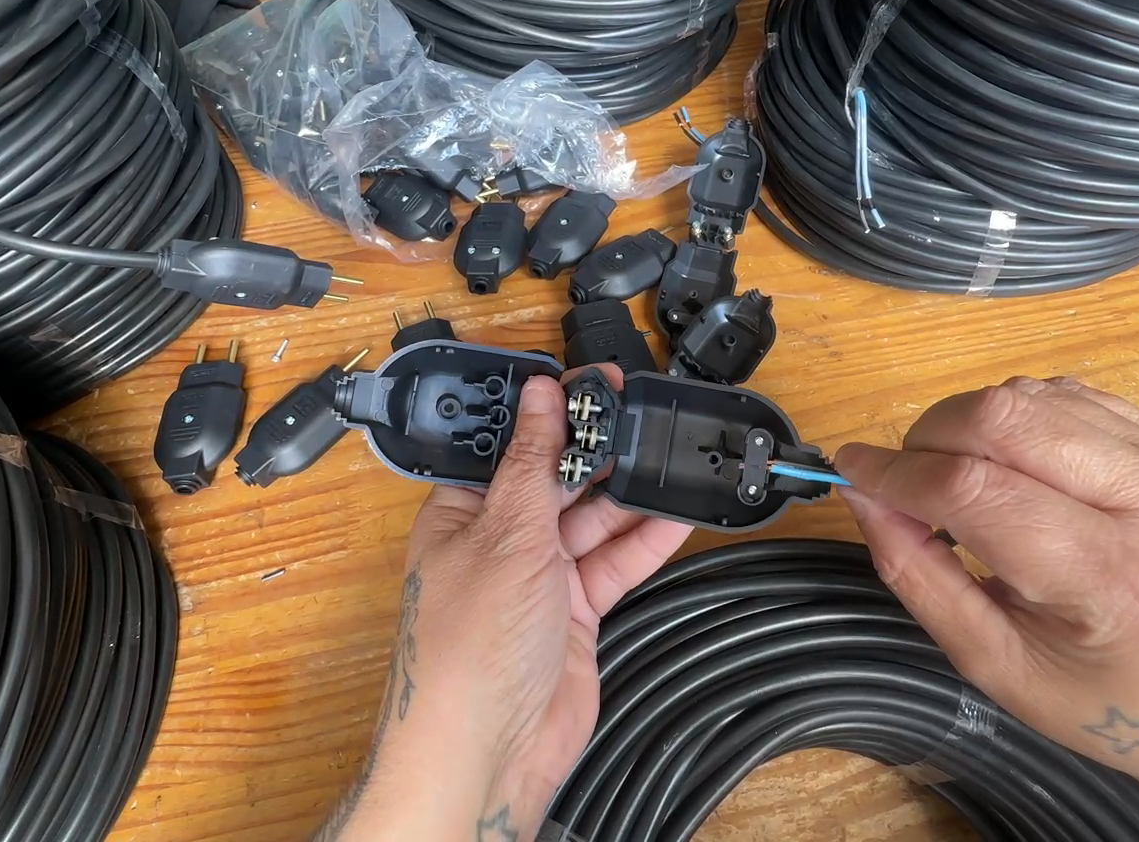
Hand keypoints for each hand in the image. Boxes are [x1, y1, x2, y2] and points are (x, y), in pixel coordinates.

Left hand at [321, 367, 692, 841]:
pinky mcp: (576, 608)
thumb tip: (538, 395)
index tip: (584, 383)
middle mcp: (501, 539)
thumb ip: (532, 462)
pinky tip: (674, 514)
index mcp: (465, 512)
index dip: (546, 410)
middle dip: (594, 448)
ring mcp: (541, 574)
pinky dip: (644, 540)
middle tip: (634, 412)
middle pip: (556, 477)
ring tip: (662, 454)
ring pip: (592, 518)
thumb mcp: (507, 535)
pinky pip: (615, 561)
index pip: (509, 444)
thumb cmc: (468, 648)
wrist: (489, 756)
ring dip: (626, 492)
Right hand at [836, 376, 1138, 773]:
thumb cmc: (1101, 696)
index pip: (977, 490)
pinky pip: (1057, 394)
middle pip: (1003, 417)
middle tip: (910, 479)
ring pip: (1025, 394)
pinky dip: (1008, 420)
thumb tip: (859, 489)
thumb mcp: (991, 661)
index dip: (897, 473)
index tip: (850, 469)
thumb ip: (914, 570)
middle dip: (928, 437)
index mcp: (1122, 583)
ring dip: (965, 426)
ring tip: (963, 478)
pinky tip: (1013, 466)